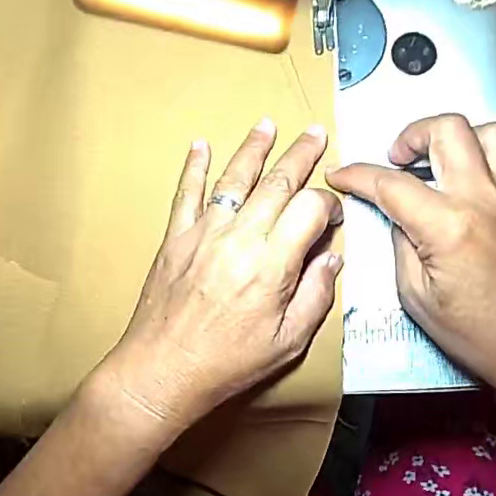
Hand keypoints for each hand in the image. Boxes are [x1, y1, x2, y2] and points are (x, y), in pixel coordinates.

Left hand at [93, 120, 343, 438]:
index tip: (333, 213)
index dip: (328, 203)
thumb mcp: (287, 342)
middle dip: (300, 155)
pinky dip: (194, 167)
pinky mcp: (175, 239)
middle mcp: (238, 239)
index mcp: (272, 264)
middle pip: (276, 183)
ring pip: (233, 178)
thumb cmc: (227, 363)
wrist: (162, 370)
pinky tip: (200, 146)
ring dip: (253, 149)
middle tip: (315, 133)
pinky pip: (186, 194)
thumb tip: (332, 258)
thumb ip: (315, 296)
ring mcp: (203, 234)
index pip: (310, 208)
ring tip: (267, 125)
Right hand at [328, 116, 495, 432]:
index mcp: (446, 226)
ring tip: (444, 162)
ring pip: (492, 132)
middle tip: (399, 159)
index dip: (356, 175)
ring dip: (460, 139)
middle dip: (412, 135)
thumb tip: (398, 217)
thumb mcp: (415, 296)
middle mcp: (484, 200)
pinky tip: (489, 177)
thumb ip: (402, 245)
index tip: (340, 175)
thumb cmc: (476, 332)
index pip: (389, 184)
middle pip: (447, 130)